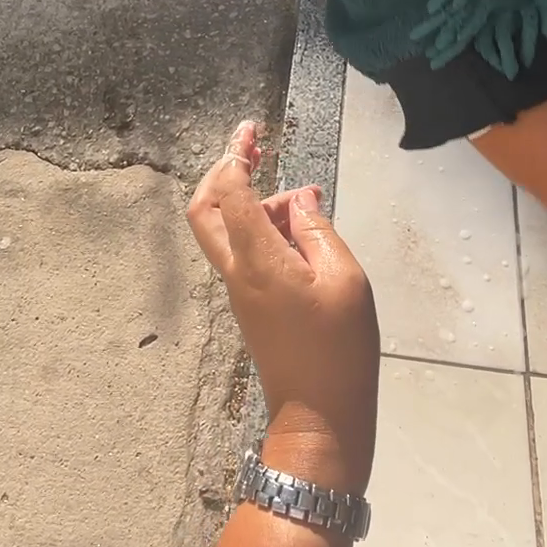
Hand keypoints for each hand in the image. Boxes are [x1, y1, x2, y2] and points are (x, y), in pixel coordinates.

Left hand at [186, 121, 379, 493]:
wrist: (319, 415)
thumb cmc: (338, 346)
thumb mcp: (343, 277)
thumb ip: (317, 228)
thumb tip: (300, 196)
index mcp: (255, 258)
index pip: (228, 192)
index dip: (234, 155)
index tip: (250, 131)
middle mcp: (236, 268)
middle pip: (203, 209)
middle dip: (220, 171)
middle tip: (251, 148)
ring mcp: (238, 286)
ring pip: (224, 228)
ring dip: (253, 201)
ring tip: (306, 202)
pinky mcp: (249, 300)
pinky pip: (243, 249)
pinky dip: (262, 227)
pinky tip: (301, 230)